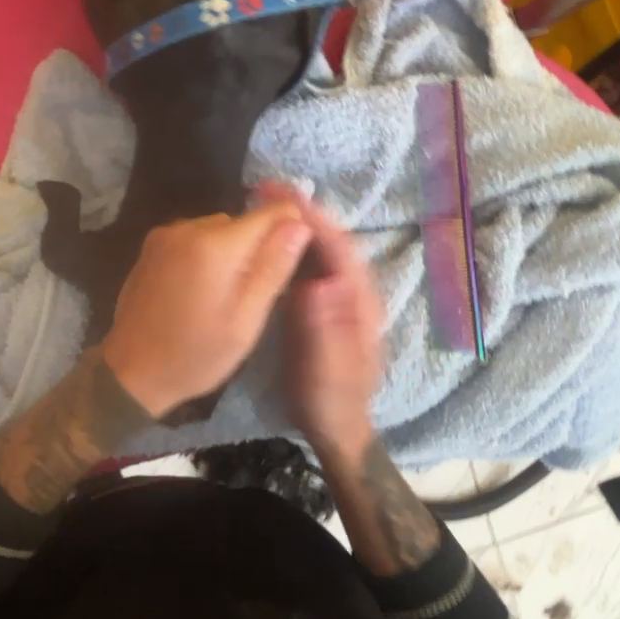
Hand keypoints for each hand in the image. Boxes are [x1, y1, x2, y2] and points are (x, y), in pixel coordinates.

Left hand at [99, 204, 311, 417]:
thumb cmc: (196, 353)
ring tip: (228, 292)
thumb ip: (273, 268)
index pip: (271, 213)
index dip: (291, 229)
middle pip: (243, 220)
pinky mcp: (152, 245)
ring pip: (219, 227)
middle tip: (257, 289)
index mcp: (215, 244)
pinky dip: (206, 252)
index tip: (295, 258)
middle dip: (258, 245)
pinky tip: (202, 287)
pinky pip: (194, 236)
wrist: (132, 370)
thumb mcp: (246, 320)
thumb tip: (299, 224)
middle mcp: (188, 227)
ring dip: (231, 250)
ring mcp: (165, 234)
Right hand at [258, 182, 385, 460]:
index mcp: (359, 302)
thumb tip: (318, 282)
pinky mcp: (321, 306)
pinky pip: (306, 267)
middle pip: (329, 241)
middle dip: (300, 211)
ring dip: (293, 225)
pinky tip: (266, 242)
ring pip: (317, 251)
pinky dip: (288, 248)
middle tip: (262, 188)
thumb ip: (323, 329)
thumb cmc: (332, 403)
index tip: (280, 192)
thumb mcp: (326, 371)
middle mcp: (352, 292)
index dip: (311, 216)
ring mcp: (338, 298)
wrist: (337, 430)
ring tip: (260, 205)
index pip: (338, 247)